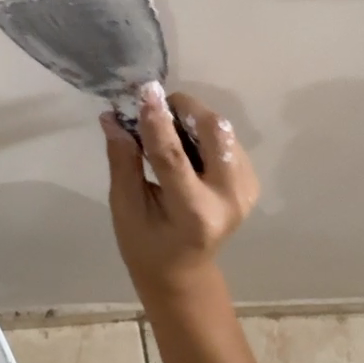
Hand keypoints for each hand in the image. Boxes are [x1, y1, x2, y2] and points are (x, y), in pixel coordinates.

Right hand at [102, 83, 257, 299]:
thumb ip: (123, 161)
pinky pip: (229, 142)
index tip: (145, 90)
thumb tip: (113, 118)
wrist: (182, 272)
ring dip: (194, 120)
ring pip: (225, 132)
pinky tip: (185, 144)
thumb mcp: (125, 207)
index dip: (157, 121)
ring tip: (167, 127)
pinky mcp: (250, 183)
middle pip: (216, 134)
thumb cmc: (145, 244)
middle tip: (157, 106)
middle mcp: (227, 199)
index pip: (173, 157)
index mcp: (193, 213)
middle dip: (186, 109)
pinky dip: (204, 133)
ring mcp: (245, 191)